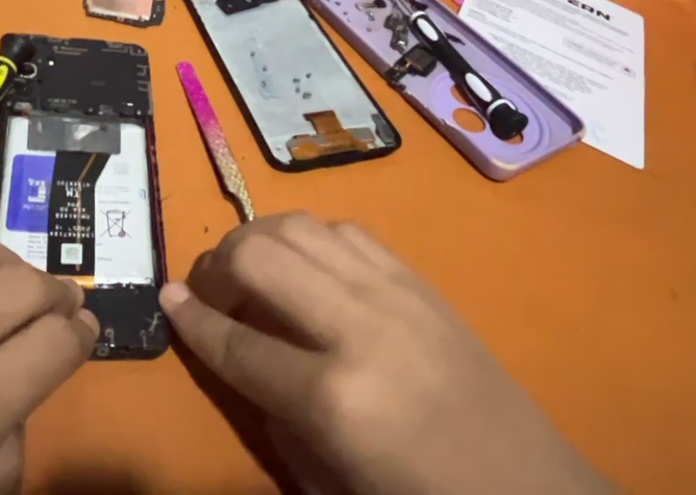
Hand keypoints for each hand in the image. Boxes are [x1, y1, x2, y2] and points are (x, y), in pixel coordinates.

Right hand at [160, 213, 608, 494]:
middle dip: (218, 265)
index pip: (238, 341)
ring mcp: (394, 292)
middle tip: (209, 290)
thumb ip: (271, 411)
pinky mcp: (419, 278)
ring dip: (260, 240)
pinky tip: (307, 268)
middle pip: (260, 256)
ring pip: (300, 226)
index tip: (167, 299)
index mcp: (334, 398)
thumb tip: (230, 347)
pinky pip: (346, 231)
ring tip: (251, 272)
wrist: (528, 487)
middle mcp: (358, 326)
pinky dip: (310, 239)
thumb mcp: (330, 480)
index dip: (192, 319)